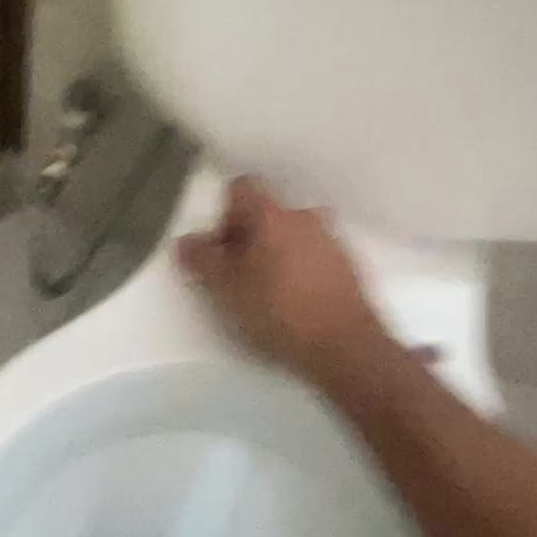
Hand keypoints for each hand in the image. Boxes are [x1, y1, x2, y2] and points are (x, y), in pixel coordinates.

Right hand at [176, 176, 389, 374]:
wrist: (348, 349)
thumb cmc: (278, 311)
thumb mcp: (225, 289)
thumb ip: (201, 260)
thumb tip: (184, 241)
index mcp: (272, 214)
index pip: (241, 187)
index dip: (224, 212)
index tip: (220, 247)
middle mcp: (304, 216)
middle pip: (266, 213)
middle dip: (248, 237)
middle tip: (237, 274)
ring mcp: (332, 240)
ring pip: (291, 235)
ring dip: (275, 254)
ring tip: (266, 292)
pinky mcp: (351, 267)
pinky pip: (314, 255)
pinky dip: (300, 270)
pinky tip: (295, 303)